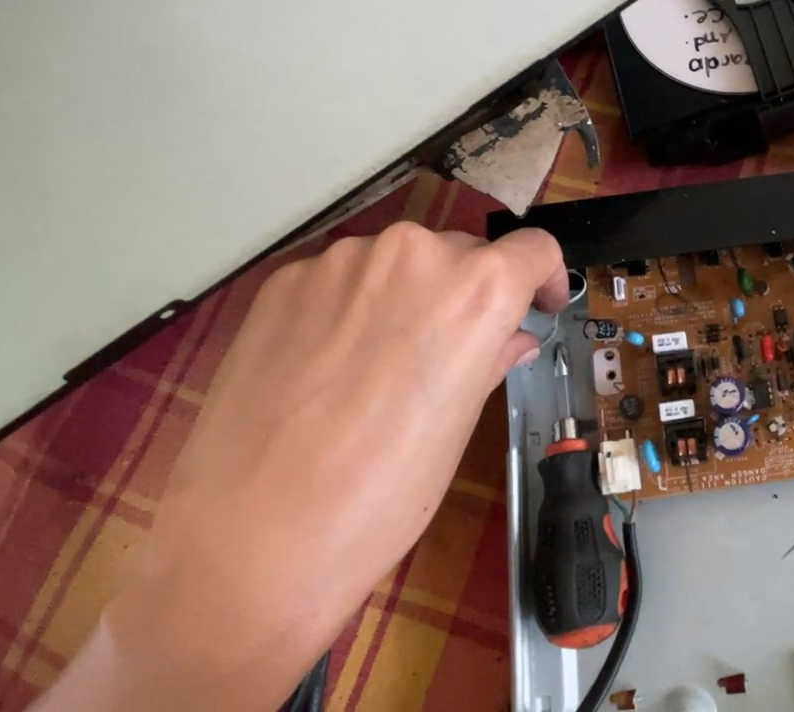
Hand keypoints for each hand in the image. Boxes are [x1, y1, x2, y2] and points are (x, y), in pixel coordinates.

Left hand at [33, 224, 566, 711]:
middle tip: (452, 354)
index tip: (537, 305)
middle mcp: (412, 255)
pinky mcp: (283, 282)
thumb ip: (489, 359)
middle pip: (463, 253)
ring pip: (398, 263)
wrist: (249, 544)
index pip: (531, 249)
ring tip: (382, 366)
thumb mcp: (457, 427)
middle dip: (468, 294)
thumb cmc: (378, 498)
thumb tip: (509, 338)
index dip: (544, 278)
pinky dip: (351, 307)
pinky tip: (331, 368)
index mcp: (475, 291)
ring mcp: (340, 263)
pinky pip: (340, 280)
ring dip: (407, 297)